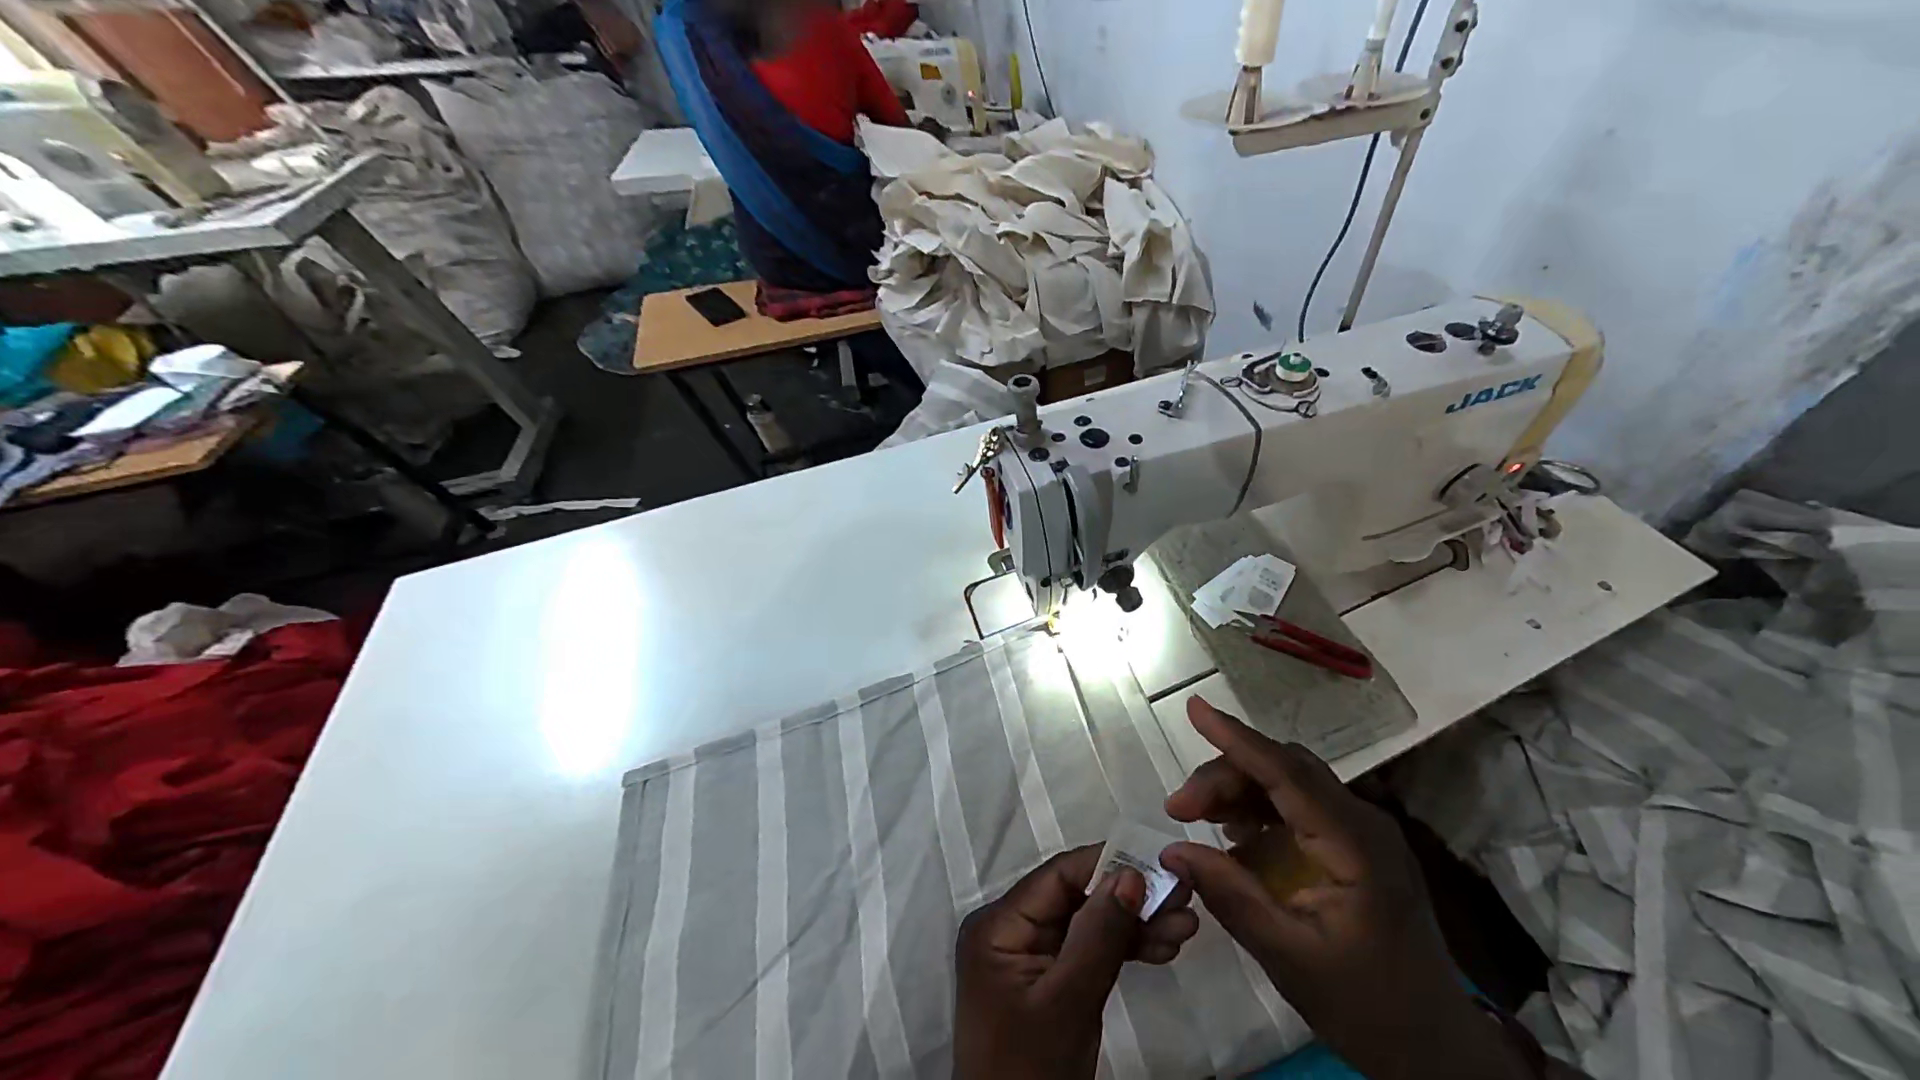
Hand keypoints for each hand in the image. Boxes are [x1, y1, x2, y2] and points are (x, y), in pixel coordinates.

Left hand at [954, 844, 1199, 1079]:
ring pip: (1088, 924)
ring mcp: (1031, 956)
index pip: (1058, 877)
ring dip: (1135, 925)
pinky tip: (1162, 948)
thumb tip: (1130, 873)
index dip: (1108, 864)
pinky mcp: (1049, 982)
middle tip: (1184, 900)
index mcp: (999, 924)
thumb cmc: (1029, 1070)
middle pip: (1077, 898)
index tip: (1159, 864)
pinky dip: (1123, 950)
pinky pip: (1088, 952)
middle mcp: (1012, 930)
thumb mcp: (1066, 1003)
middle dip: (1130, 899)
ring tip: (1186, 928)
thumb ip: (1097, 936)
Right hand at [1158, 697, 1533, 1079]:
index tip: (1194, 708)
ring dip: (1237, 790)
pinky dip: (1256, 810)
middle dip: (1225, 776)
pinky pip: (1295, 809)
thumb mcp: (1289, 956)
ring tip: (1193, 816)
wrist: (1436, 1051)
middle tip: (1178, 810)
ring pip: (1287, 783)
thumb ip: (1231, 896)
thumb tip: (1172, 851)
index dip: (1237, 739)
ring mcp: (1359, 834)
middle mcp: (1361, 824)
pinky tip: (1230, 834)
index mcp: (1356, 844)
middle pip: (1283, 770)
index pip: (1288, 773)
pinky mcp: (1350, 849)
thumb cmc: (1368, 1008)